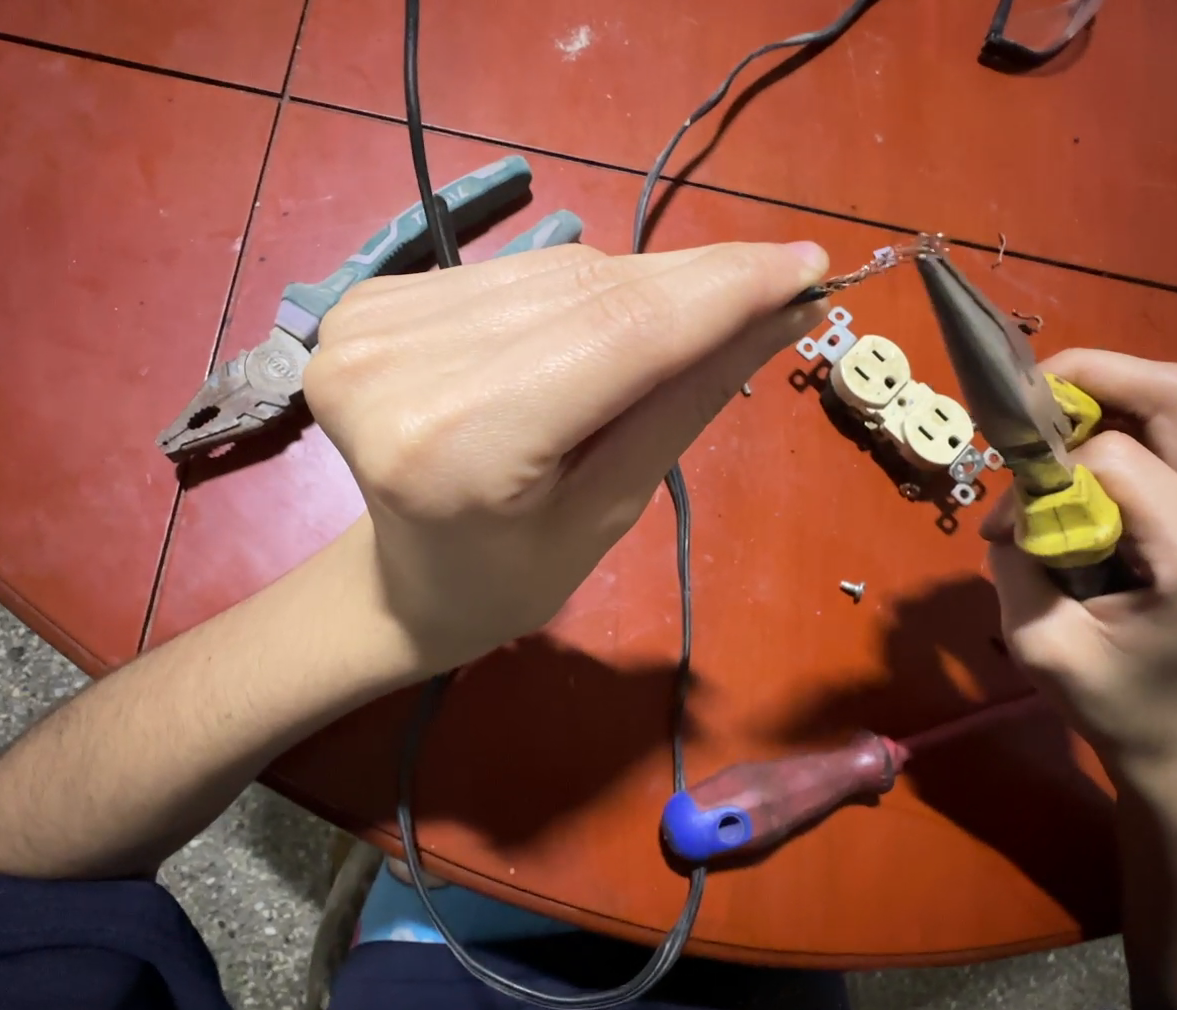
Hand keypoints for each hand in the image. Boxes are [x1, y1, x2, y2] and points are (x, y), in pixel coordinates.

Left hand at [305, 241, 829, 671]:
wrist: (405, 580)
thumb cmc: (513, 576)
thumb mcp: (611, 510)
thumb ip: (684, 403)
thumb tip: (780, 311)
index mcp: (459, 445)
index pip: (618, 334)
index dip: (722, 290)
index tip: (809, 262)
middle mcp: (399, 369)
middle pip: (586, 293)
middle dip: (693, 283)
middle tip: (777, 280)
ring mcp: (370, 326)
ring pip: (553, 272)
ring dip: (636, 287)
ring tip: (677, 326)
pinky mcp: (366, 303)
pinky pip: (510, 275)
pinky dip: (571, 293)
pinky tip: (586, 334)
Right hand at [981, 350, 1176, 787]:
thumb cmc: (1108, 701)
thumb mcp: (1037, 641)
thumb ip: (1017, 559)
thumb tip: (1016, 499)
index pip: (1115, 462)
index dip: (1040, 478)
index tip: (1004, 528)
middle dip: (1090, 377)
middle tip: (1026, 403)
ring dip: (1108, 393)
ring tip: (1051, 428)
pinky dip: (1127, 419)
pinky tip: (1085, 453)